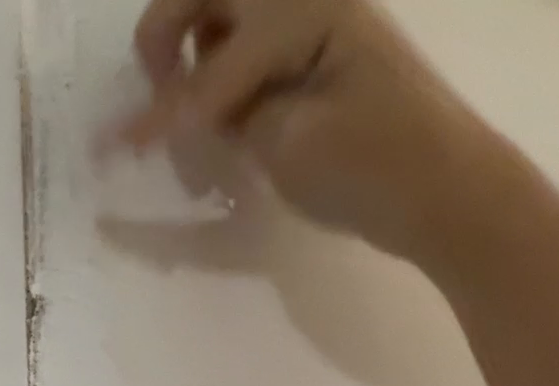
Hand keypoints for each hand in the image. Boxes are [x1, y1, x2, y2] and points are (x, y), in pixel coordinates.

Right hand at [120, 0, 507, 261]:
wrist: (446, 193)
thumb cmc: (373, 167)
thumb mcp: (287, 141)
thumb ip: (222, 115)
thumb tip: (172, 111)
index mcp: (301, 11)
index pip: (208, 65)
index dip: (158, 112)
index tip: (112, 151)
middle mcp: (304, 1)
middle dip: (166, 38)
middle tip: (156, 99)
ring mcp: (311, 29)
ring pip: (222, 23)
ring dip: (191, 65)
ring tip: (192, 133)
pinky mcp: (312, 63)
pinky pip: (245, 54)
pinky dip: (219, 87)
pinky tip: (222, 136)